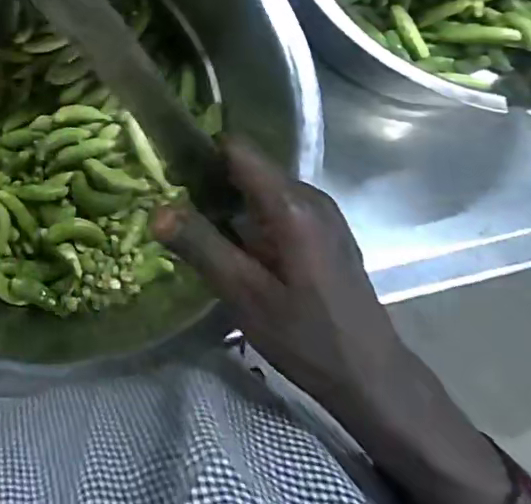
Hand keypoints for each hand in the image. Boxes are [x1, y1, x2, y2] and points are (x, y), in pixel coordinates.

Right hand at [153, 138, 513, 503]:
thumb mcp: (245, 295)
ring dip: (227, 199)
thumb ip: (200, 246)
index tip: (170, 174)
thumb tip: (155, 210)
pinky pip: (275, 203)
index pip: (236, 148)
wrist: (374, 381)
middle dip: (209, 179)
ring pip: (260, 185)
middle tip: (175, 208)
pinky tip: (234, 246)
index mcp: (292, 204)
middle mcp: (310, 195)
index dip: (200, 153)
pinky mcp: (324, 229)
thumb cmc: (308, 337)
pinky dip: (249, 214)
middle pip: (247, 165)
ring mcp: (321, 212)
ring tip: (197, 227)